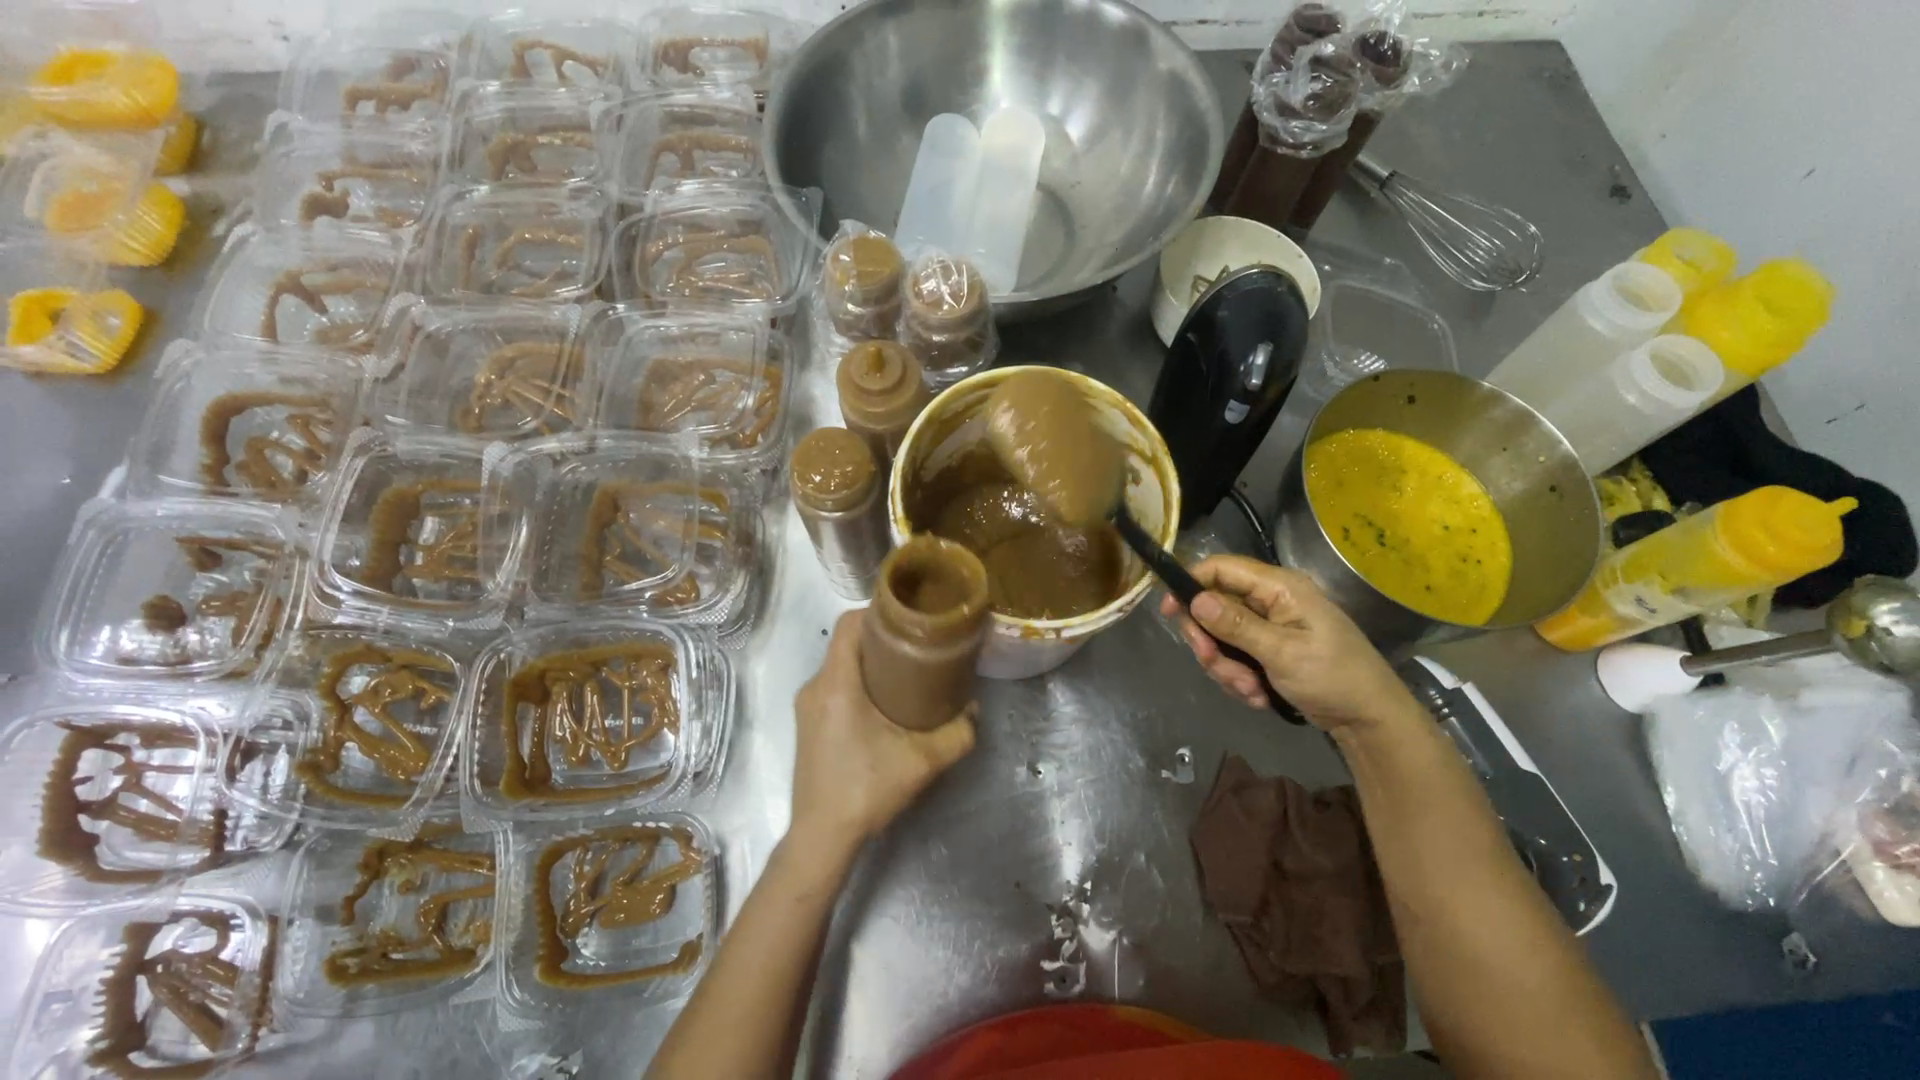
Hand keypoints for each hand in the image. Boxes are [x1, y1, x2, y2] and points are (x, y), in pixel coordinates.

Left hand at [790, 610, 976, 852]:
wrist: (822, 837)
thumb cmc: (866, 791)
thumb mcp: (922, 762)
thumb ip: (957, 734)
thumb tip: (973, 709)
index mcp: (836, 683)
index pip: (849, 623)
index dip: (879, 611)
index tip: (913, 617)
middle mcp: (815, 687)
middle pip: (847, 642)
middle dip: (884, 637)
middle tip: (922, 642)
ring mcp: (808, 707)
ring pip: (842, 665)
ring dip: (873, 662)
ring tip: (911, 670)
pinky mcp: (809, 724)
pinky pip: (836, 686)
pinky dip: (861, 682)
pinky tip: (889, 701)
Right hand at [1158, 556, 1421, 731]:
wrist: (1368, 719)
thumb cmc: (1333, 677)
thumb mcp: (1282, 653)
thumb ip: (1236, 626)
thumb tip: (1195, 599)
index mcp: (1279, 588)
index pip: (1222, 568)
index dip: (1190, 584)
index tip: (1168, 612)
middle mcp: (1271, 601)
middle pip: (1214, 607)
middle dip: (1210, 642)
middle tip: (1214, 664)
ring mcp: (1269, 628)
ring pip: (1221, 638)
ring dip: (1227, 667)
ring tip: (1251, 690)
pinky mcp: (1268, 652)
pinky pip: (1235, 658)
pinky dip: (1240, 679)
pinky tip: (1260, 696)